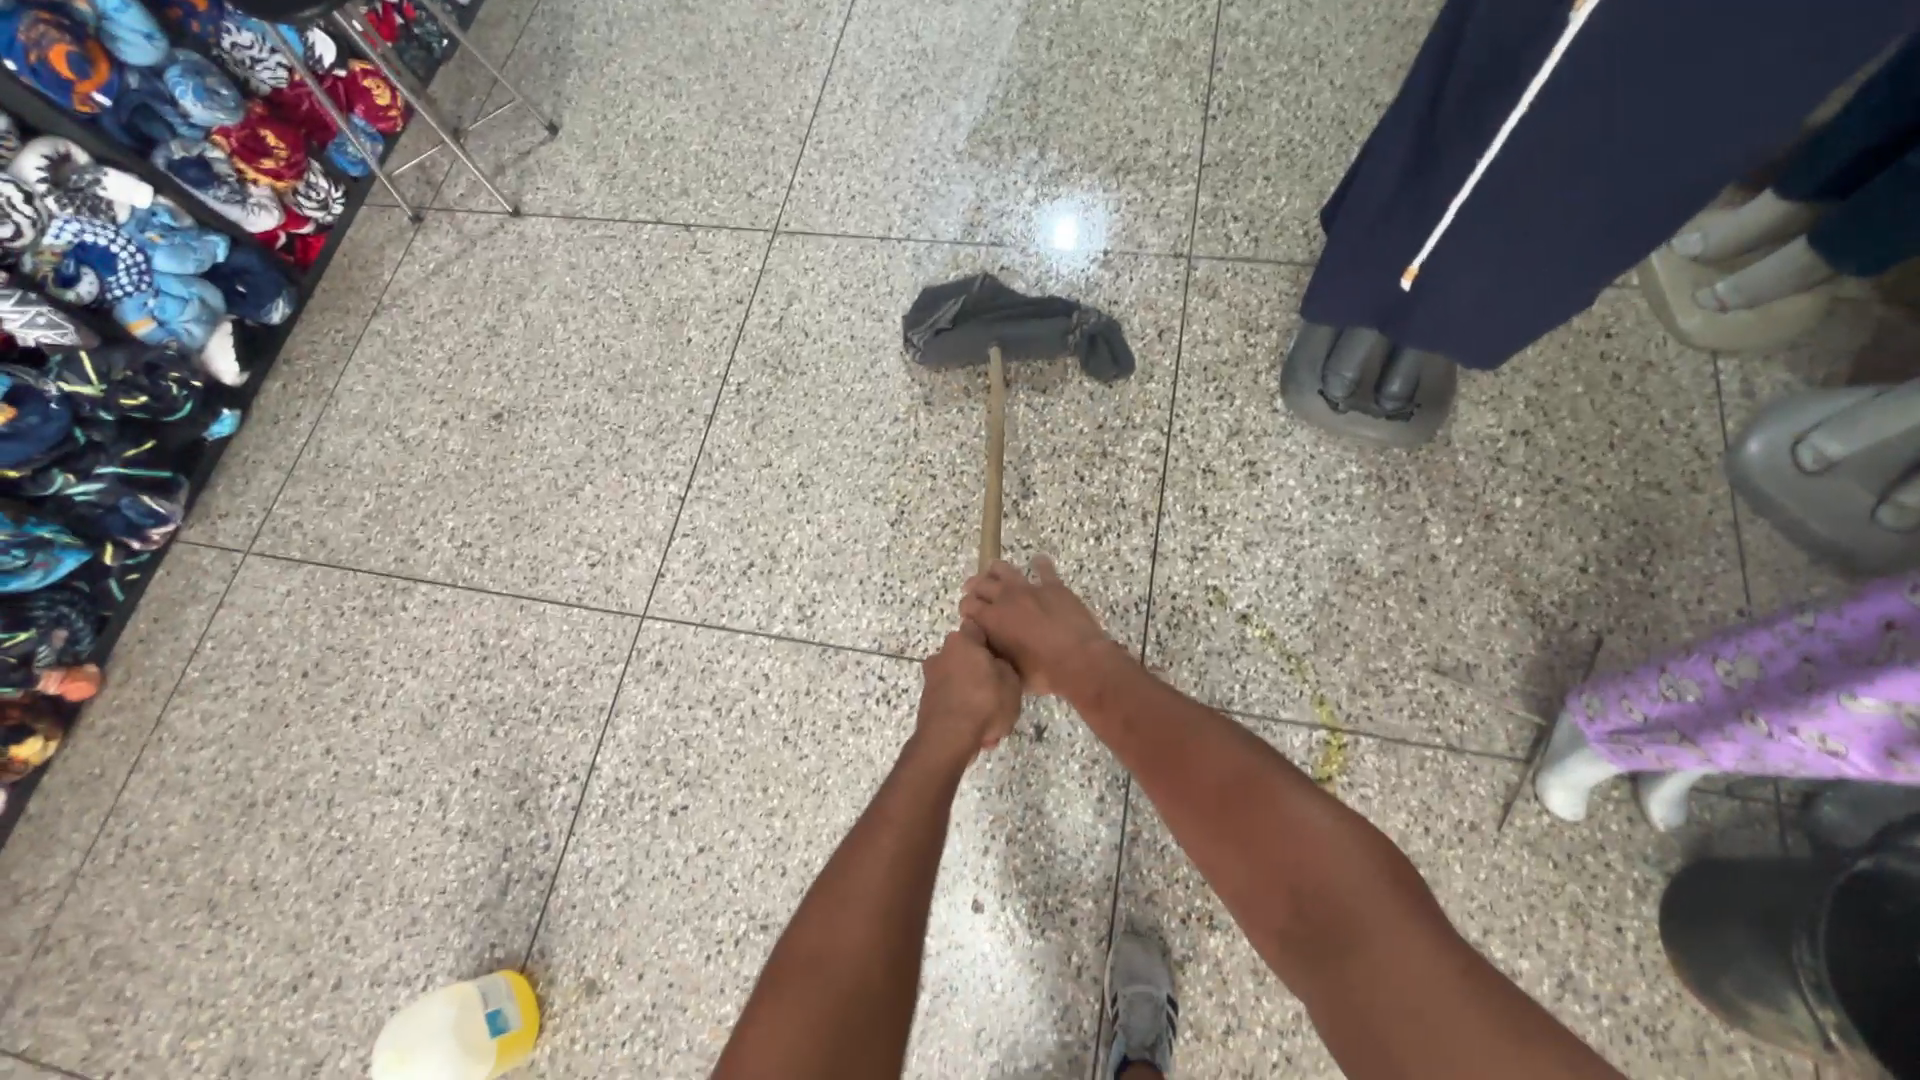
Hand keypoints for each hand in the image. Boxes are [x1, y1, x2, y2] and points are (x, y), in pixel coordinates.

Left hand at [916, 619, 1021, 760]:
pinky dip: (963, 715)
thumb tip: (996, 666)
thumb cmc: (985, 701)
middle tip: (999, 692)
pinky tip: (978, 734)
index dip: (991, 643)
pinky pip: (953, 705)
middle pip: (966, 660)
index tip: (1002, 658)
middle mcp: (940, 655)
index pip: (977, 630)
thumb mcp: (1012, 681)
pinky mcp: (926, 704)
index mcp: (961, 641)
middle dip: (980, 674)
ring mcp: (930, 680)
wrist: (949, 738)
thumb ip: (1004, 667)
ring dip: (973, 698)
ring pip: (960, 685)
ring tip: (991, 722)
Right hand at [960, 556, 1111, 696]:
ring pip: (1004, 569)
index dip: (965, 608)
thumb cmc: (1043, 672)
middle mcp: (1006, 598)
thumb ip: (996, 654)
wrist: (1079, 660)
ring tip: (995, 573)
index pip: (968, 604)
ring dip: (996, 570)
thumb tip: (989, 647)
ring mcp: (1030, 588)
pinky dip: (1039, 564)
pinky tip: (1038, 562)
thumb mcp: (1011, 670)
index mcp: (992, 619)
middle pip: (981, 583)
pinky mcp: (1054, 586)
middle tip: (974, 592)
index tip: (968, 614)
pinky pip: (1044, 568)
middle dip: (974, 587)